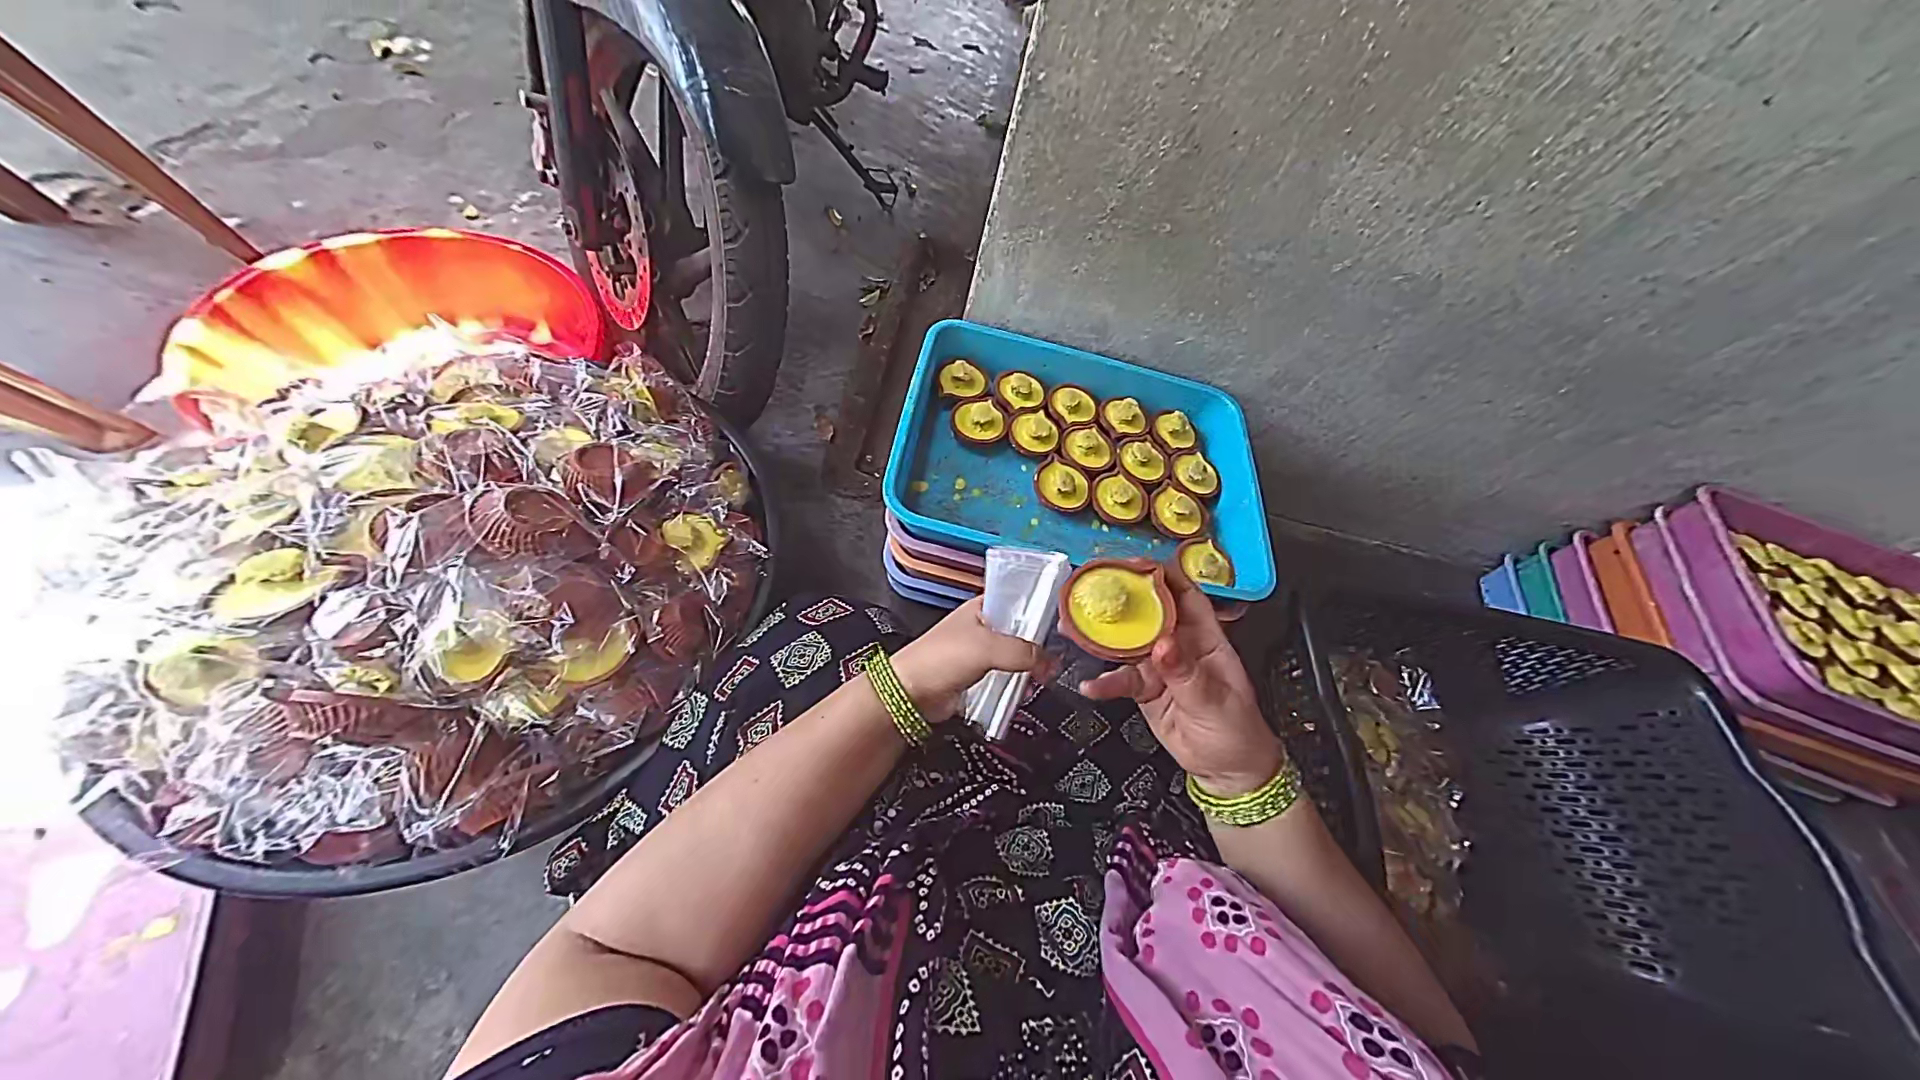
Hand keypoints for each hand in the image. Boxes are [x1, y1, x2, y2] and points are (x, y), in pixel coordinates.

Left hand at [890, 597, 1046, 721]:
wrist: (911, 693)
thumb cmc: (939, 658)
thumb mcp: (988, 647)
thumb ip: (1023, 652)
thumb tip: (1048, 661)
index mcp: (983, 608)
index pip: (1020, 602)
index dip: (1040, 613)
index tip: (1059, 627)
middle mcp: (985, 628)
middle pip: (1023, 634)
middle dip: (1038, 649)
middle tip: (1052, 660)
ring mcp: (982, 653)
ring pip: (1017, 659)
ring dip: (1029, 670)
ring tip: (1040, 678)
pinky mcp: (980, 677)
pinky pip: (1007, 679)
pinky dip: (1017, 686)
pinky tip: (1024, 692)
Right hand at [1078, 564, 1284, 795]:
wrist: (1226, 771)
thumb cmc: (1236, 731)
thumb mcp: (1214, 702)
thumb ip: (1185, 674)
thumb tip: (1162, 645)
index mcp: (1205, 639)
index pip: (1185, 596)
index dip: (1162, 577)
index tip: (1135, 565)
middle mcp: (1179, 645)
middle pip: (1149, 613)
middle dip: (1122, 600)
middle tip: (1092, 591)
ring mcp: (1159, 666)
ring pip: (1127, 643)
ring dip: (1102, 637)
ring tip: (1075, 630)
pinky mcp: (1144, 688)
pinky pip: (1120, 679)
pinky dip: (1104, 681)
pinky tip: (1090, 684)